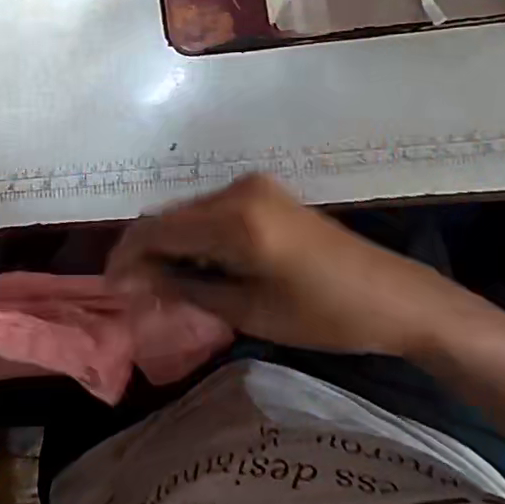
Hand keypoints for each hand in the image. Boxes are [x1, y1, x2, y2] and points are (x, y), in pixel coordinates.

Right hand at [106, 175, 486, 355]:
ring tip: (160, 288)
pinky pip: (213, 214)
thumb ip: (186, 287)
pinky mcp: (267, 196)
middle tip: (134, 294)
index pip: (157, 229)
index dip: (126, 258)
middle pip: (169, 217)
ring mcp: (255, 188)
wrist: (394, 297)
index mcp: (235, 218)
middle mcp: (239, 190)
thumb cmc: (324, 315)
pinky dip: (196, 241)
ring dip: (169, 247)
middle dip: (144, 253)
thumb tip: (134, 281)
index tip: (111, 290)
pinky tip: (195, 270)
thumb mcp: (247, 310)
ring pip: (189, 215)